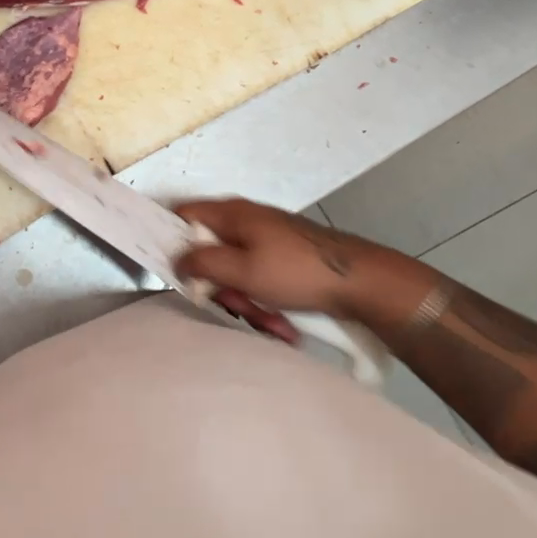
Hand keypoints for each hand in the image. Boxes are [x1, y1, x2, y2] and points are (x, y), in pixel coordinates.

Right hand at [175, 199, 386, 319]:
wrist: (364, 282)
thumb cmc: (296, 272)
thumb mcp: (242, 270)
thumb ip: (202, 262)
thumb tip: (177, 259)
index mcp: (231, 214)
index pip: (183, 215)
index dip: (172, 241)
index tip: (178, 273)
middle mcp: (246, 220)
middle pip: (211, 251)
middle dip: (221, 285)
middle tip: (236, 307)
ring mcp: (268, 239)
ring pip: (237, 270)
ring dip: (247, 301)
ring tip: (270, 323)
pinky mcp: (287, 258)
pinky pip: (261, 278)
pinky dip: (267, 301)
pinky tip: (283, 324)